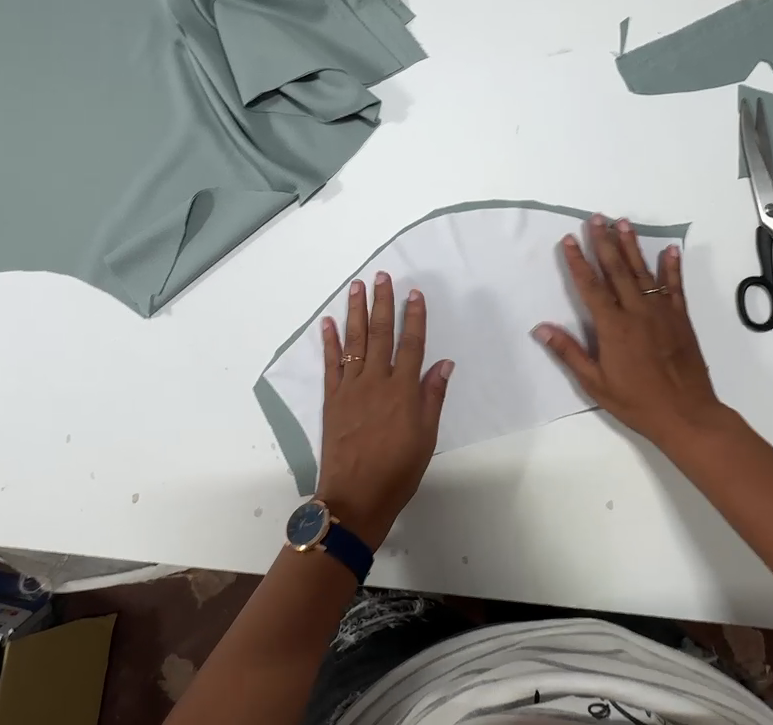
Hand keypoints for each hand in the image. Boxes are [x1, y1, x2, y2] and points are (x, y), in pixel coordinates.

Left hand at [316, 272, 452, 547]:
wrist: (355, 497)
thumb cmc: (397, 472)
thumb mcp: (426, 438)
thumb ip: (432, 398)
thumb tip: (444, 363)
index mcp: (402, 391)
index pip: (411, 344)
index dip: (414, 317)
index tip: (414, 293)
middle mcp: (376, 381)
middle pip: (379, 334)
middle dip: (381, 303)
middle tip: (381, 276)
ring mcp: (350, 388)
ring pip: (354, 341)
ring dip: (355, 311)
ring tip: (356, 286)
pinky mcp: (332, 399)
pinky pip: (330, 363)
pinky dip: (329, 341)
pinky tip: (328, 322)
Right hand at [532, 216, 736, 452]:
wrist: (687, 415)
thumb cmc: (637, 402)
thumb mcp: (595, 383)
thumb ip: (569, 353)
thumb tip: (541, 328)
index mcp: (613, 327)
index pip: (590, 286)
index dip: (578, 261)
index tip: (569, 239)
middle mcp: (636, 312)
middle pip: (617, 270)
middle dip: (604, 242)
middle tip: (595, 218)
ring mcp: (661, 313)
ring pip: (643, 272)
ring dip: (632, 246)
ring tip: (623, 223)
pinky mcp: (681, 319)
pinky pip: (675, 287)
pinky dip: (671, 267)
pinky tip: (669, 250)